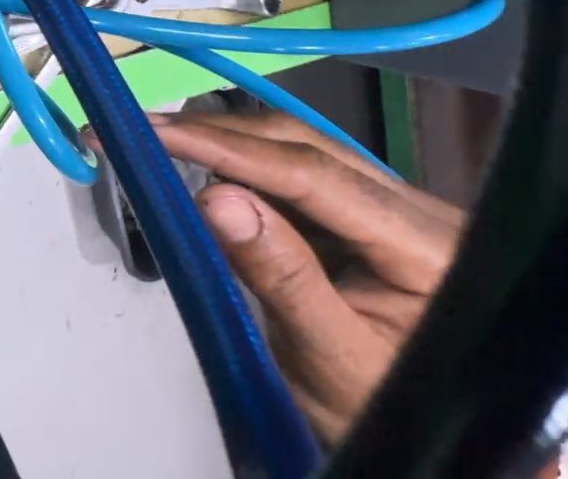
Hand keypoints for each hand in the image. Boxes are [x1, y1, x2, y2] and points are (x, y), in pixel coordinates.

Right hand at [154, 112, 464, 441]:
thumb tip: (213, 198)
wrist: (424, 440)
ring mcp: (391, 209)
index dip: (226, 147)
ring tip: (152, 137)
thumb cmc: (382, 410)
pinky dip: (234, 163)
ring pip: (297, 150)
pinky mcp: (361, 216)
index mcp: (431, 247)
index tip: (150, 131)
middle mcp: (419, 211)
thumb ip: (281, 277)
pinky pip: (291, 173)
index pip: (314, 174)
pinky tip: (193, 162)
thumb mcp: (330, 358)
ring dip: (221, 141)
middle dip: (215, 132)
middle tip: (136, 128)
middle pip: (306, 147)